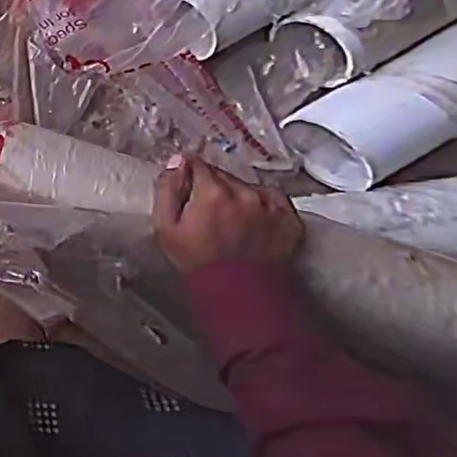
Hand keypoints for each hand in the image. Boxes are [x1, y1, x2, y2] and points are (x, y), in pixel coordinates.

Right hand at [151, 155, 302, 274]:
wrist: (241, 294)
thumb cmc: (196, 260)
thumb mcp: (166, 226)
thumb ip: (167, 189)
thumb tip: (177, 161)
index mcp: (212, 192)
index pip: (197, 164)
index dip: (188, 171)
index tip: (185, 183)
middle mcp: (245, 191)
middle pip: (223, 175)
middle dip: (211, 185)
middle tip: (205, 207)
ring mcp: (271, 204)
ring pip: (246, 186)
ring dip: (236, 194)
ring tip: (230, 217)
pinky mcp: (290, 218)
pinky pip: (271, 198)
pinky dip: (261, 203)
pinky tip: (252, 219)